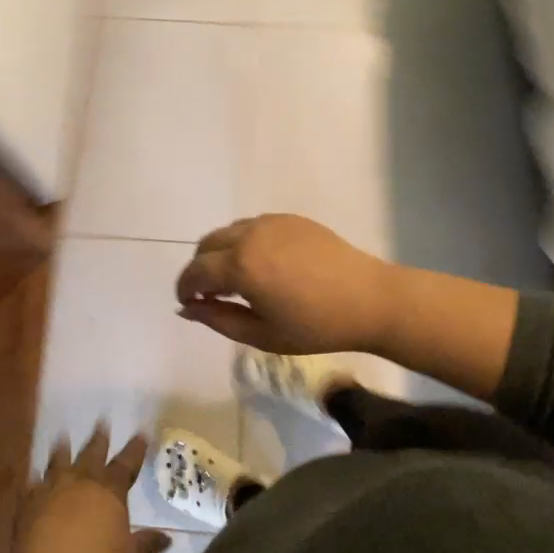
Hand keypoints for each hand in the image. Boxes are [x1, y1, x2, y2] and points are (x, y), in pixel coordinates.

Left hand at [16, 423, 169, 552]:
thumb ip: (145, 544)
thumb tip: (167, 538)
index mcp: (108, 491)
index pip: (126, 465)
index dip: (135, 449)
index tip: (142, 433)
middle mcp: (79, 482)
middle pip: (91, 454)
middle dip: (98, 439)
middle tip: (102, 421)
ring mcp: (50, 489)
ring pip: (58, 461)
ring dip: (63, 450)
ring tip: (64, 437)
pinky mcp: (27, 504)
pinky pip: (32, 484)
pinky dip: (35, 478)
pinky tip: (34, 474)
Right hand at [175, 215, 396, 354]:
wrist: (369, 300)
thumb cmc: (315, 327)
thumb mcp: (262, 335)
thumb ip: (218, 319)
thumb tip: (187, 308)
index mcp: (241, 266)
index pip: (195, 271)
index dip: (184, 288)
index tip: (187, 304)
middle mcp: (249, 235)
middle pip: (206, 244)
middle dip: (199, 268)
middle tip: (209, 294)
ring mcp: (270, 222)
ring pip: (228, 232)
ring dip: (220, 253)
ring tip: (235, 281)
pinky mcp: (288, 218)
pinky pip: (252, 226)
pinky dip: (243, 242)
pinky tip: (261, 265)